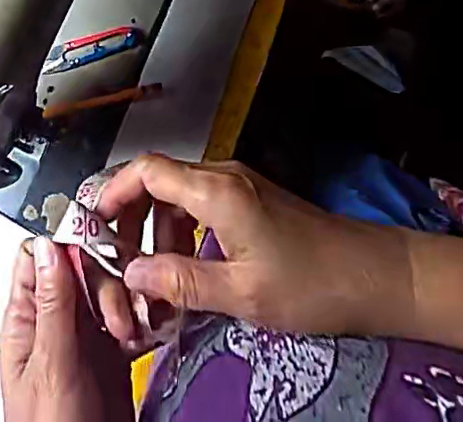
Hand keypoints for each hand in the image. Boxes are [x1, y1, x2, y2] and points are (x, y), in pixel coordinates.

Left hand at [0, 237, 131, 421]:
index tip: (97, 235)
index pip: (42, 256)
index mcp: (27, 320)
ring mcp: (84, 334)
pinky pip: (129, 313)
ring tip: (128, 330)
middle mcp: (55, 321)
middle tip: (114, 308)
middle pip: (82, 267)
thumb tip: (49, 245)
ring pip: (110, 287)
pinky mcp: (111, 348)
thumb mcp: (51, 367)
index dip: (68, 240)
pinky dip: (140, 317)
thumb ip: (54, 305)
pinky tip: (143, 330)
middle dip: (105, 280)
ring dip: (125, 301)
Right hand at [93, 155, 411, 337]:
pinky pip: (200, 205)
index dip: (114, 191)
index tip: (94, 226)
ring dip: (157, 232)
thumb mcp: (239, 293)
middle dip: (132, 220)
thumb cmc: (309, 282)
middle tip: (121, 266)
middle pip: (159, 180)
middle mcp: (224, 176)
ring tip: (155, 281)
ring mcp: (239, 185)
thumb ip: (179, 281)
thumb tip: (131, 273)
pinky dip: (181, 232)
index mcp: (217, 190)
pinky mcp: (249, 199)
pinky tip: (184, 269)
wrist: (368, 272)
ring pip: (178, 194)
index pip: (148, 169)